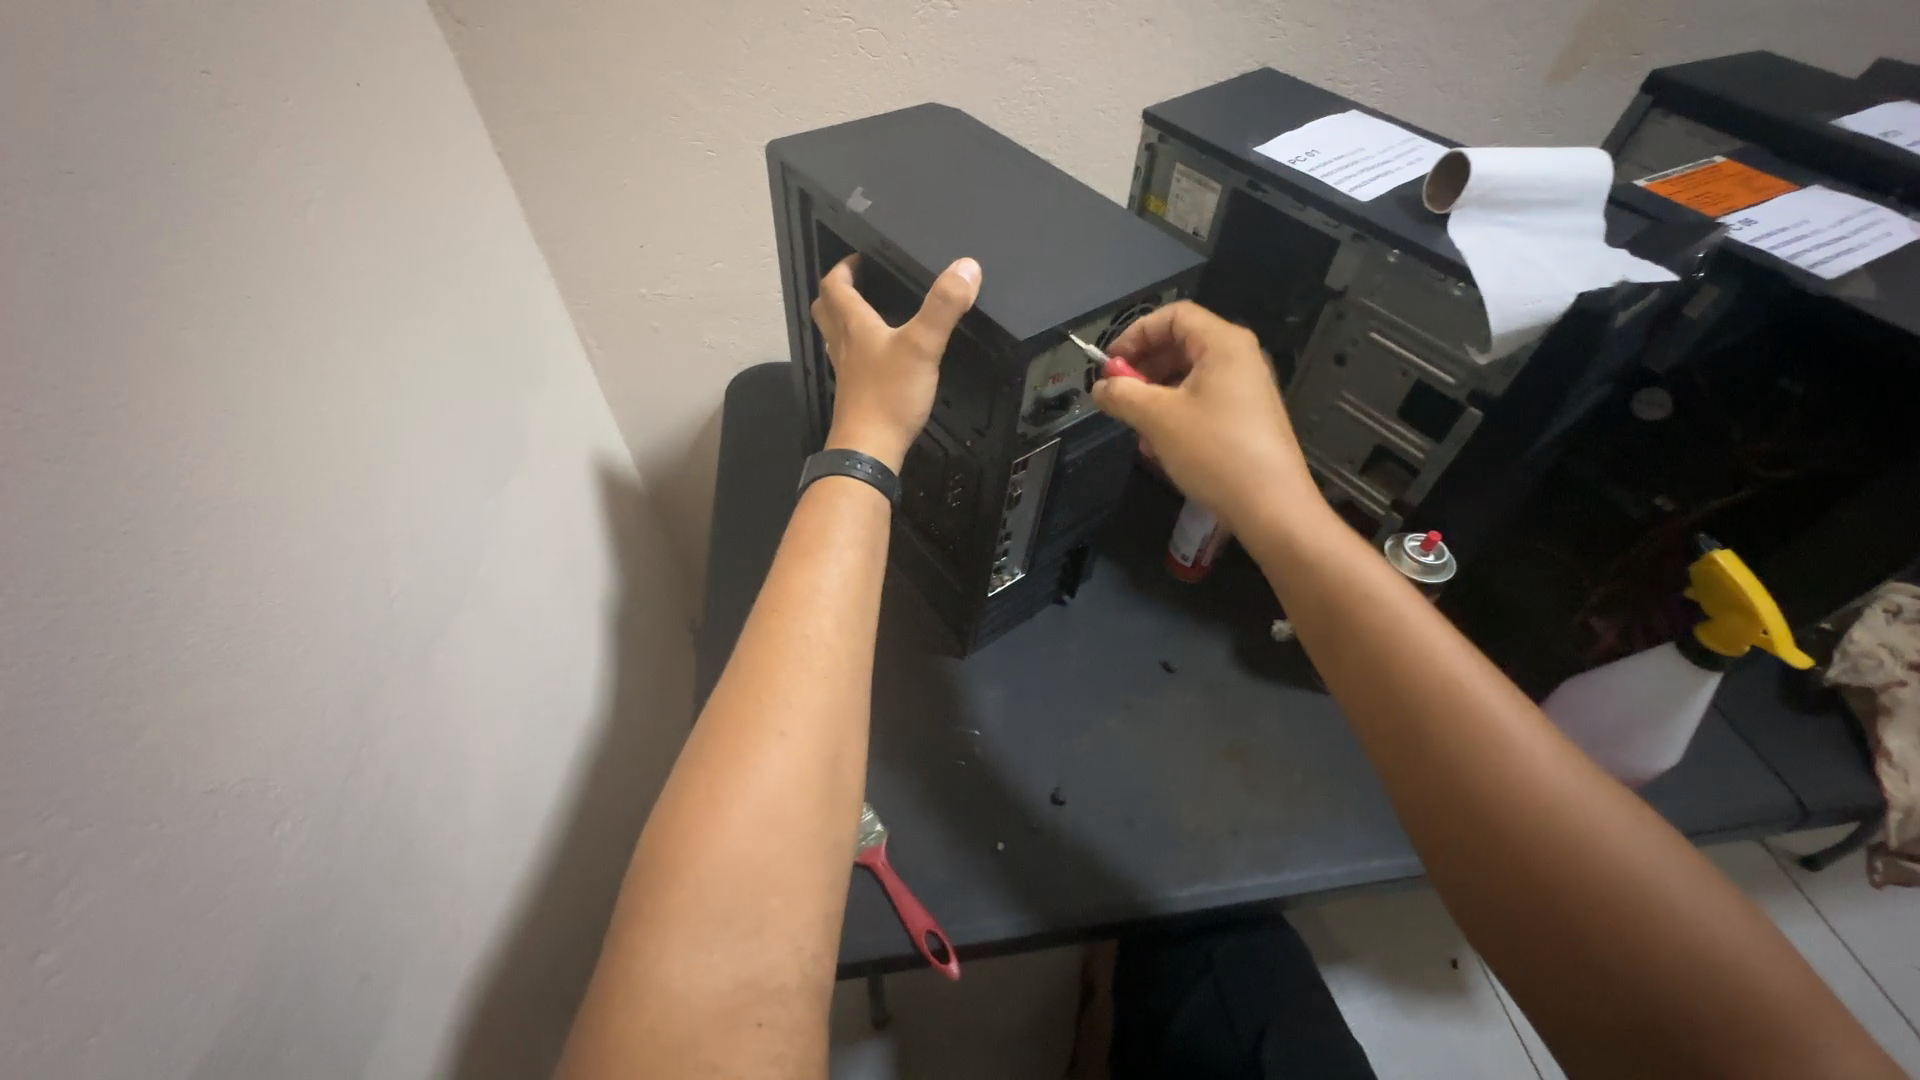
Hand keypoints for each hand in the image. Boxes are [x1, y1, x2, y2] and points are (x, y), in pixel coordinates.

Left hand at [814, 254, 981, 470]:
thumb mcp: (923, 345)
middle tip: (856, 283)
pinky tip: (877, 359)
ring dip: (843, 321)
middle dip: (837, 292)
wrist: (869, 450)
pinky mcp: (855, 395)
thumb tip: (967, 268)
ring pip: (835, 337)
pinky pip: (850, 363)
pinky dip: (858, 352)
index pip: (835, 286)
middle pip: (826, 310)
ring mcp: (847, 372)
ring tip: (865, 315)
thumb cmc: (890, 396)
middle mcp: (844, 345)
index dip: (844, 269)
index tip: (860, 259)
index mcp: (854, 326)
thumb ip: (944, 306)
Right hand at [1091, 301, 1321, 532]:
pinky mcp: (1247, 418)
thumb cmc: (1214, 450)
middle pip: (1180, 344)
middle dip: (1143, 367)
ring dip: (1154, 395)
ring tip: (1136, 426)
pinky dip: (1175, 414)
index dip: (1135, 334)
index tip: (1109, 364)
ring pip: (1188, 377)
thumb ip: (1122, 395)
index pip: (1173, 316)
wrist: (1270, 505)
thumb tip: (1100, 388)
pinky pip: (1202, 401)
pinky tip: (1160, 445)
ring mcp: (1246, 389)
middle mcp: (1239, 358)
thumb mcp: (1157, 418)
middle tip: (1118, 395)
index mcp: (1223, 344)